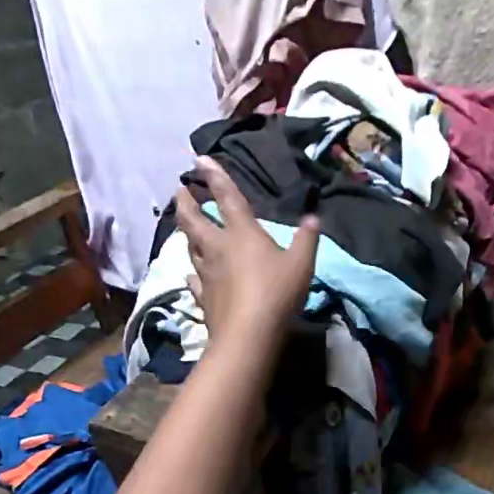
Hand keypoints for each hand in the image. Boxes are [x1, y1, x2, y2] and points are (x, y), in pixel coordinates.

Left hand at [174, 155, 319, 348]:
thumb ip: (307, 239)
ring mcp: (207, 274)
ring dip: (186, 234)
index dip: (215, 176)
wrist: (249, 333)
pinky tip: (192, 275)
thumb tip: (313, 218)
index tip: (199, 159)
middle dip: (185, 202)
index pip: (227, 197)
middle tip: (179, 191)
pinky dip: (193, 275)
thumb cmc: (277, 293)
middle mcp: (218, 247)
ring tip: (185, 227)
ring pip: (191, 248)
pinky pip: (195, 282)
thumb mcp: (302, 264)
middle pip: (194, 220)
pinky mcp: (204, 298)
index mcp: (242, 233)